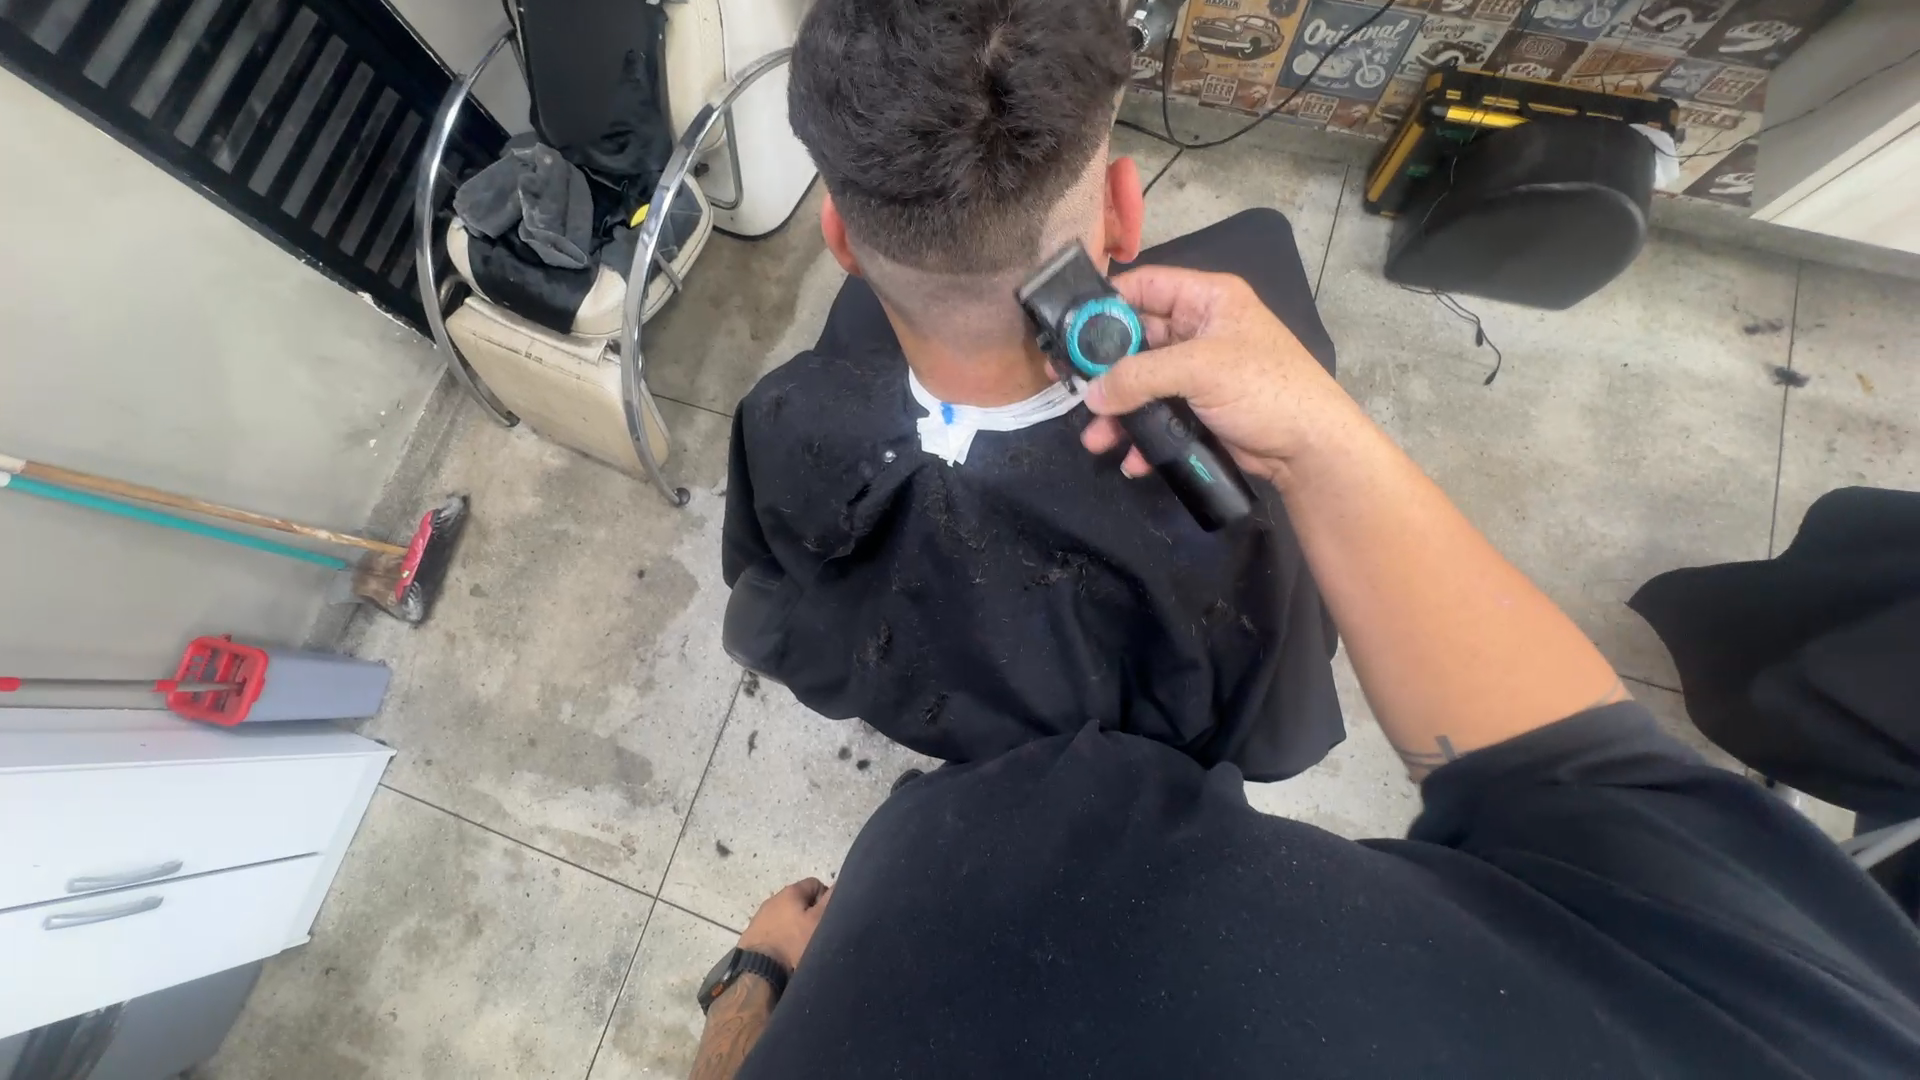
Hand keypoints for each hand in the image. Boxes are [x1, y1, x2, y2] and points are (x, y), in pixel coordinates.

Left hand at [737, 877, 831, 971]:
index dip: (825, 899)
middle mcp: (774, 898)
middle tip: (814, 935)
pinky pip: (773, 930)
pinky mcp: (751, 933)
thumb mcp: (818, 921)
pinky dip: (780, 937)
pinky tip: (783, 953)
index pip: (816, 884)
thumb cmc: (792, 944)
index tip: (826, 919)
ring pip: (785, 916)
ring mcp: (760, 916)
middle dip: (809, 915)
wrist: (757, 972)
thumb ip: (830, 900)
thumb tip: (840, 883)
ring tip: (798, 946)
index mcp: (791, 891)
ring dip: (793, 927)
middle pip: (799, 901)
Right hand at [1080, 266, 1364, 489]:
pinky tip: (1130, 457)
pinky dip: (1139, 436)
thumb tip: (1089, 394)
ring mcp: (1193, 373)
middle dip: (1101, 368)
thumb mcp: (1200, 369)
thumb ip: (1139, 376)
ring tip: (1094, 438)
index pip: (1144, 286)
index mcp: (1205, 299)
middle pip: (1133, 340)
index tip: (1068, 329)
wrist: (1307, 448)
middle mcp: (1196, 330)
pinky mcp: (1193, 410)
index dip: (1105, 303)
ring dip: (1115, 412)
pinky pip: (1154, 415)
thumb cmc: (1264, 389)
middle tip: (1064, 384)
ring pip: (1138, 384)